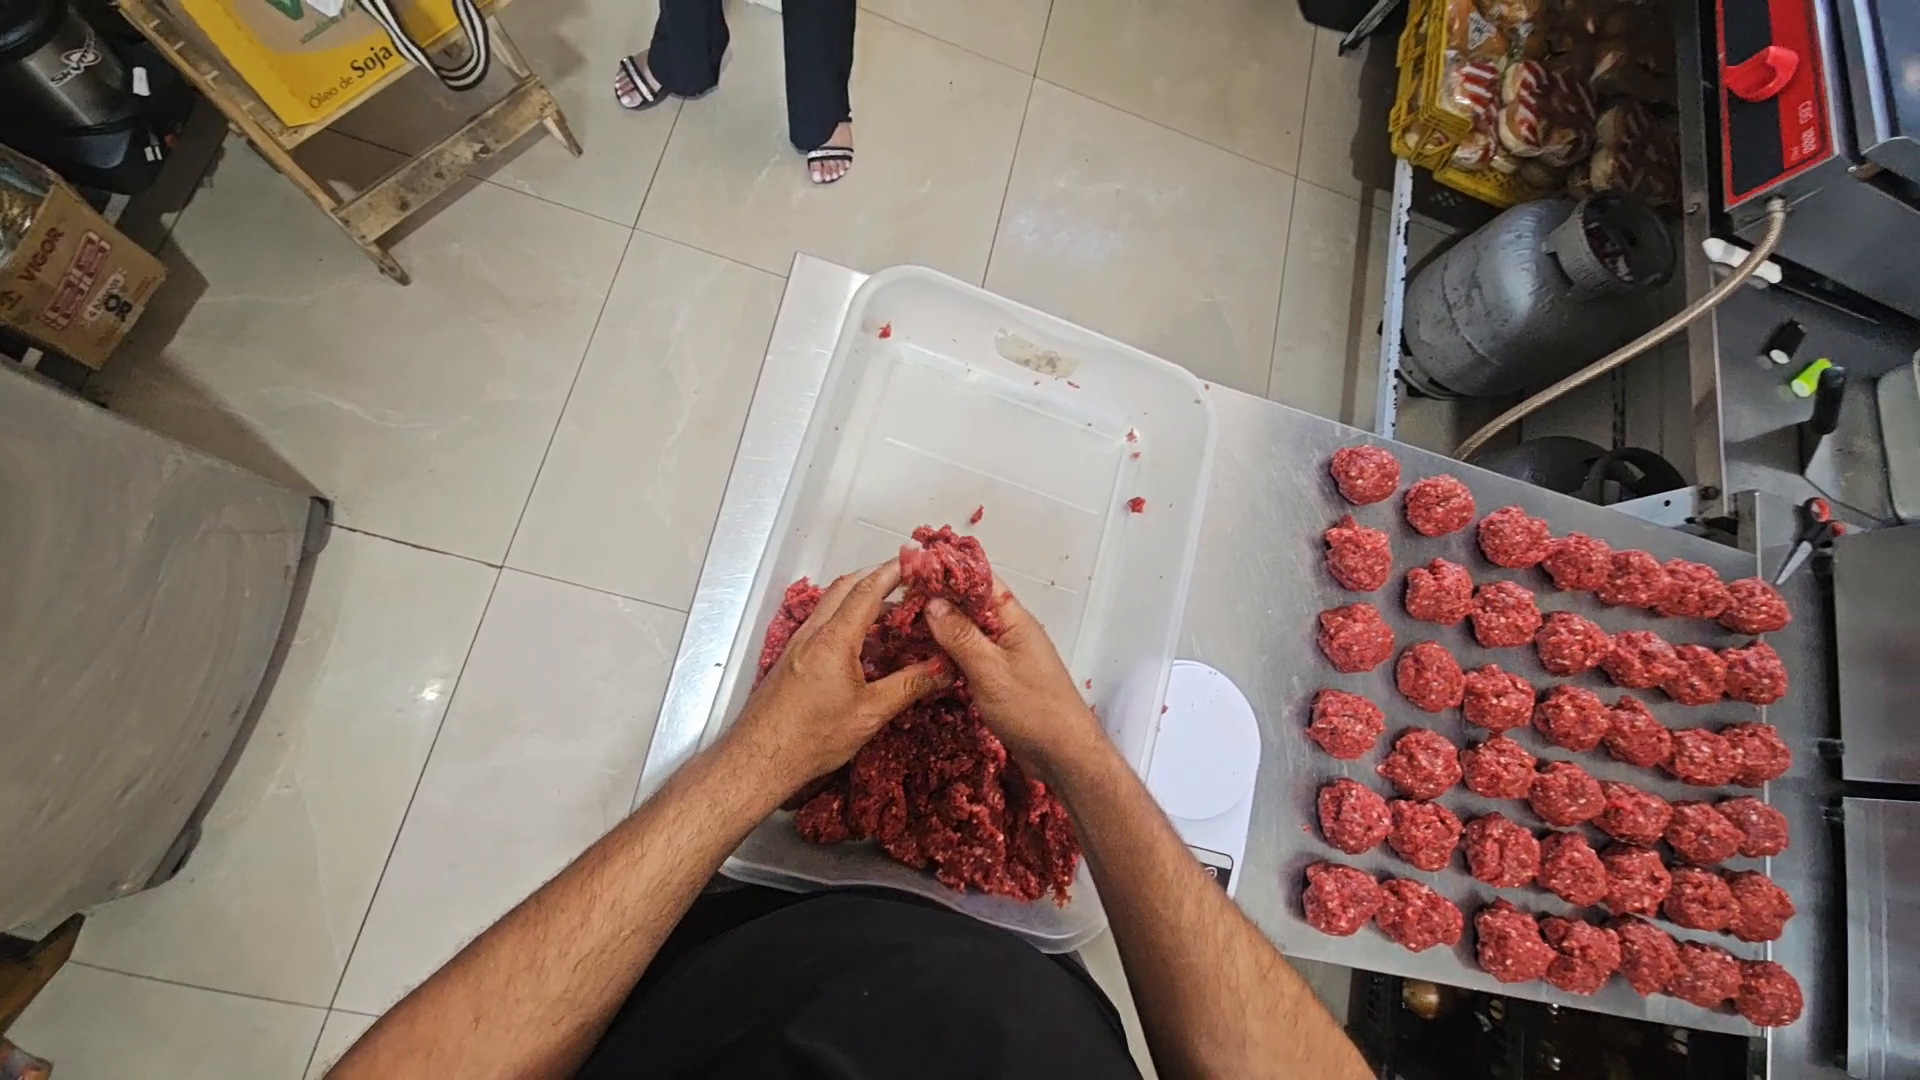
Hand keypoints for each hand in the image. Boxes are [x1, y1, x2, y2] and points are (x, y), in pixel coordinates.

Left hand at [723, 561, 950, 796]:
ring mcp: (800, 643)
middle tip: (908, 580)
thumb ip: (910, 685)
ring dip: (863, 599)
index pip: (868, 589)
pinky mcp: (794, 658)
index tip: (916, 561)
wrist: (758, 759)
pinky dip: (848, 620)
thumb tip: (944, 669)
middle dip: (879, 576)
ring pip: (834, 604)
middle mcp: (813, 633)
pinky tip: (865, 644)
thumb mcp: (870, 713)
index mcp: (834, 639)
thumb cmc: (809, 739)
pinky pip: (824, 624)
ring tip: (894, 612)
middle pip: (847, 586)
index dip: (895, 571)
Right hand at [923, 581, 1106, 781]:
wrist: (1064, 755)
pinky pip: (971, 656)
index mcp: (1013, 619)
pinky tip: (927, 659)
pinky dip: (950, 654)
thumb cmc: (1034, 710)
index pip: (980, 580)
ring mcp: (1006, 655)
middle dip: (939, 601)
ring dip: (942, 630)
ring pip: (969, 632)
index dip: (948, 572)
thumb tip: (933, 602)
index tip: (915, 570)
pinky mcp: (1000, 677)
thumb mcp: (990, 670)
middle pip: (971, 605)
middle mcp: (1010, 631)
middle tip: (901, 602)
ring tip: (904, 627)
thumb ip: (961, 636)